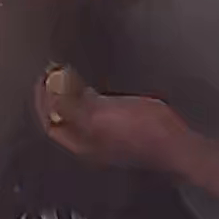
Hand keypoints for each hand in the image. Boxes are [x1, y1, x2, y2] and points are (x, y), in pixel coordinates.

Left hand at [33, 70, 184, 170]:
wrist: (177, 143)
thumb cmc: (141, 131)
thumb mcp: (100, 116)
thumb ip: (73, 107)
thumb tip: (51, 96)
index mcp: (82, 144)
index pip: (50, 124)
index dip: (42, 102)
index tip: (41, 79)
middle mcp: (90, 143)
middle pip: (61, 119)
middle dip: (52, 96)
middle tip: (50, 74)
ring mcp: (105, 135)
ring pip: (75, 113)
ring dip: (66, 94)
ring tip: (63, 75)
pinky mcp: (119, 125)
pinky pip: (90, 108)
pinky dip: (82, 95)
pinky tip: (84, 85)